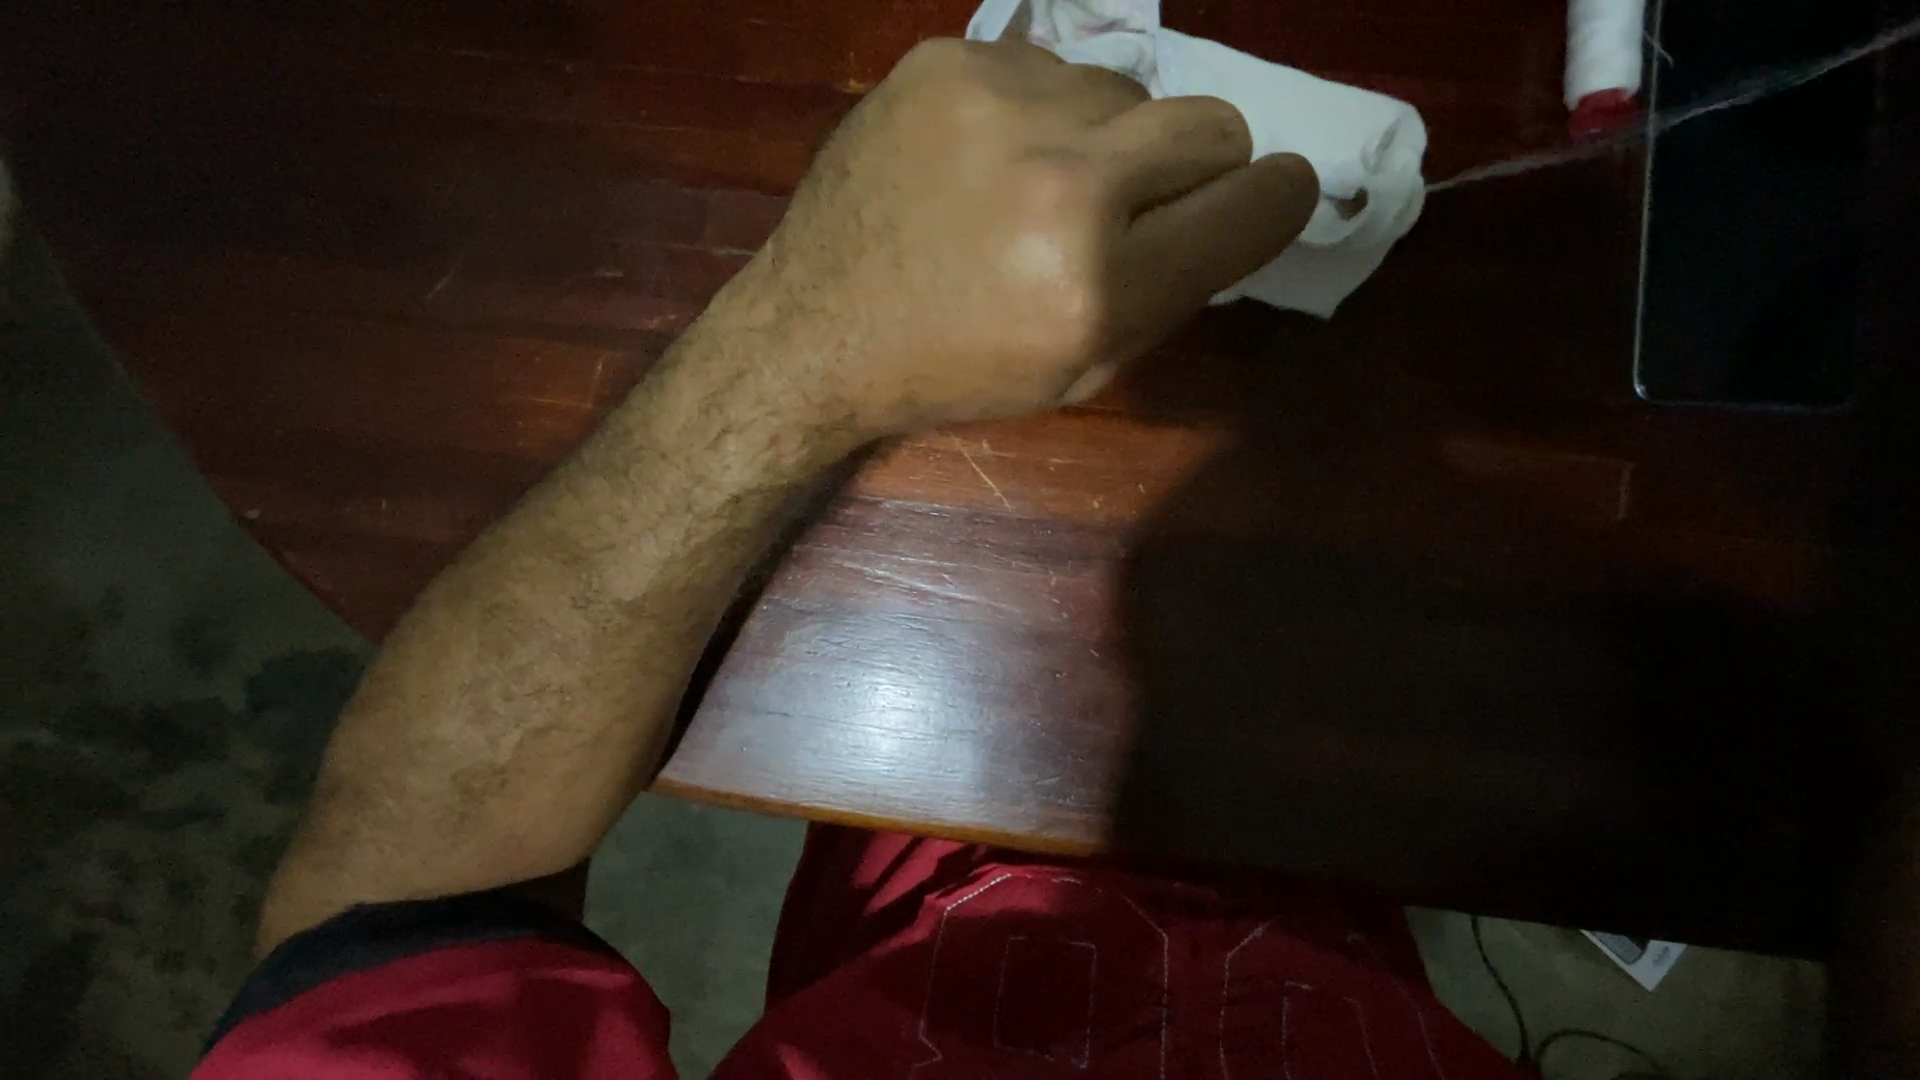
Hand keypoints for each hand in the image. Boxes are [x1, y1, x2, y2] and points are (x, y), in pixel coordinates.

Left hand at [721, 38, 1319, 438]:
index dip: (1272, 201)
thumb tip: (1235, 212)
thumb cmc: (952, 372)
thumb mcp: (1074, 373)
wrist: (819, 331)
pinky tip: (983, 160)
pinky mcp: (948, 60)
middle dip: (1194, 169)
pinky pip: (1047, 65)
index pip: (1257, 202)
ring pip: (1127, 88)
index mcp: (1098, 288)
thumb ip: (1167, 296)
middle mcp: (1065, 185)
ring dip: (1106, 139)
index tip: (1262, 200)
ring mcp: (1003, 106)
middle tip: (1135, 204)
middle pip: (1212, 123)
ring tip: (1035, 188)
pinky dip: (1036, 113)